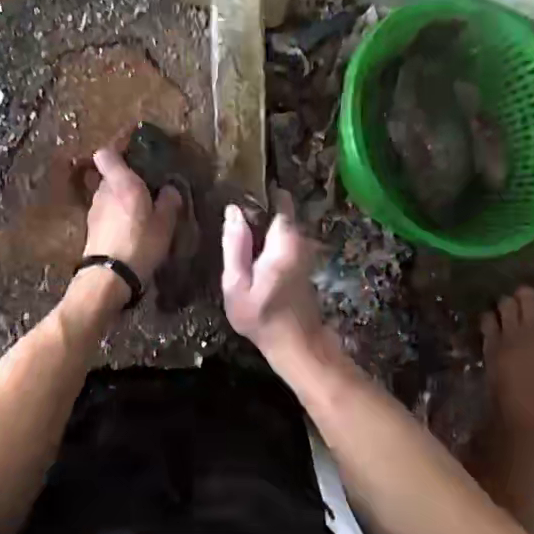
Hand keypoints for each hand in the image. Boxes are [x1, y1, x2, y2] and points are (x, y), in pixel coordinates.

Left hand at [82, 148, 182, 279]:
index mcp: (121, 182)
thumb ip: (169, 201)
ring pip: (108, 196)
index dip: (118, 150)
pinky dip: (117, 218)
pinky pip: (106, 215)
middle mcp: (103, 191)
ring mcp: (94, 211)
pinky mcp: (91, 230)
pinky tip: (130, 232)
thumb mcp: (165, 223)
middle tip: (147, 191)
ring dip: (121, 201)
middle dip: (126, 180)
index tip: (135, 155)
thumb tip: (169, 189)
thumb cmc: (140, 243)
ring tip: (141, 215)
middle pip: (110, 176)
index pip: (107, 153)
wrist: (109, 277)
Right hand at [221, 192, 330, 365]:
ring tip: (235, 227)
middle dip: (257, 208)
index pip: (279, 199)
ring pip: (280, 226)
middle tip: (229, 211)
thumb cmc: (262, 317)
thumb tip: (233, 211)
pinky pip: (282, 239)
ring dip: (261, 225)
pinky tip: (249, 249)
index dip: (259, 191)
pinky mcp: (302, 262)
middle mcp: (300, 240)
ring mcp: (304, 251)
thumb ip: (235, 245)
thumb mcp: (236, 284)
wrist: (296, 345)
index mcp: (284, 240)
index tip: (238, 188)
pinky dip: (267, 239)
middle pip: (279, 211)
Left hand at [482, 287, 533, 425]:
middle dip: (529, 298)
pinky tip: (495, 328)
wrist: (525, 407)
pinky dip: (490, 320)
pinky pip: (487, 318)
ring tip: (512, 317)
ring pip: (505, 301)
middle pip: (527, 292)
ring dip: (509, 306)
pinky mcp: (491, 339)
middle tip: (531, 310)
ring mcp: (510, 329)